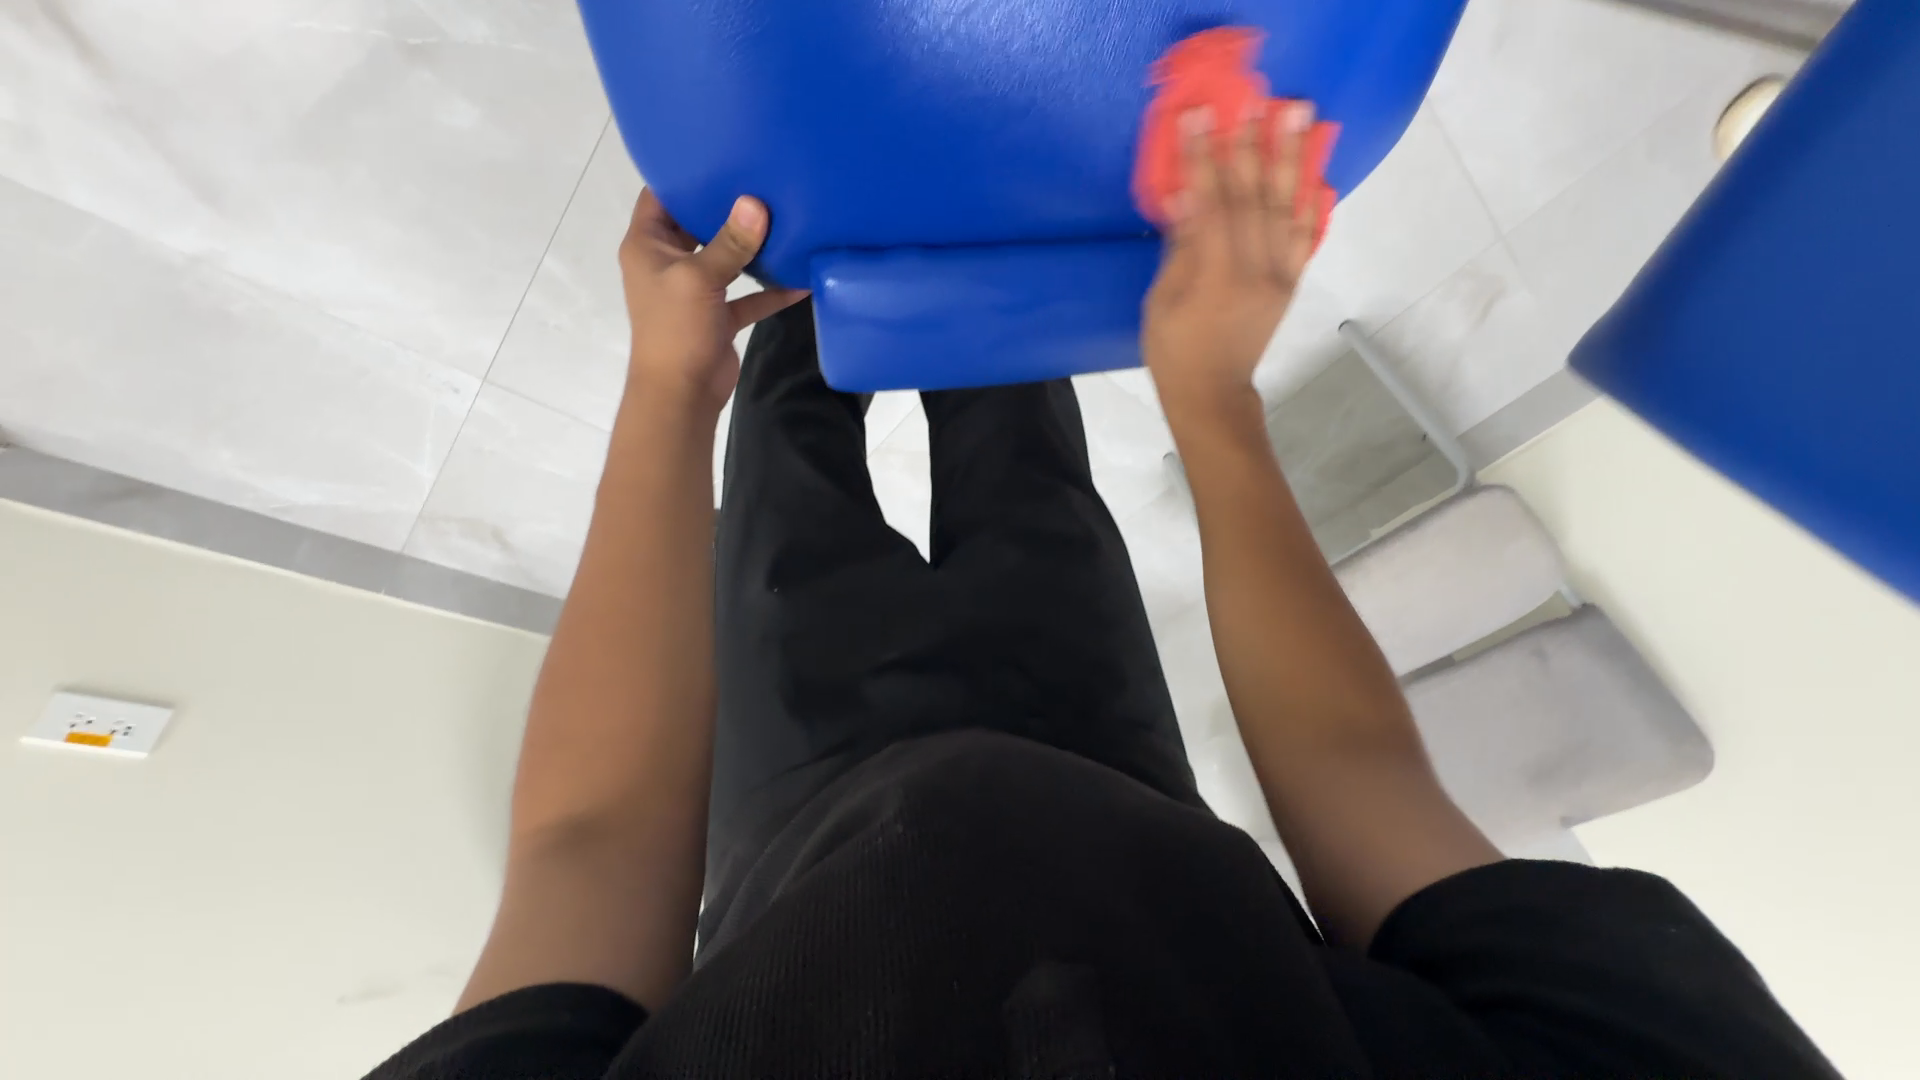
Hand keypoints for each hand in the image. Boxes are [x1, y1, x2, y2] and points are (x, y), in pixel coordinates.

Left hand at [619, 189, 807, 412]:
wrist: (681, 392)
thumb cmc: (676, 329)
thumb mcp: (700, 278)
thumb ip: (730, 243)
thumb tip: (756, 204)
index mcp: (647, 245)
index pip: (661, 197)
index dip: (684, 175)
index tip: (720, 154)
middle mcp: (669, 262)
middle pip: (698, 225)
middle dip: (727, 208)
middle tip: (762, 180)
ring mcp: (695, 290)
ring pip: (726, 260)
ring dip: (752, 249)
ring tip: (785, 218)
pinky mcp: (718, 315)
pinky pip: (747, 296)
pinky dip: (770, 290)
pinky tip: (800, 278)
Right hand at [1142, 102, 1327, 417]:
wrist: (1212, 392)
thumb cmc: (1174, 351)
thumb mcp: (1161, 302)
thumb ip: (1180, 250)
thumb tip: (1186, 198)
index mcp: (1215, 276)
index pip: (1212, 205)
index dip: (1205, 159)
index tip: (1201, 118)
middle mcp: (1254, 270)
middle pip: (1253, 199)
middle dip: (1252, 147)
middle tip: (1256, 103)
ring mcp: (1278, 277)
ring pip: (1287, 209)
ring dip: (1293, 160)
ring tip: (1299, 118)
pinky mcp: (1289, 285)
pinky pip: (1305, 239)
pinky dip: (1313, 206)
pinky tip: (1319, 177)